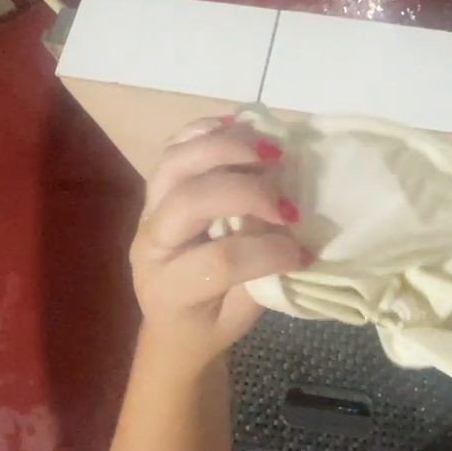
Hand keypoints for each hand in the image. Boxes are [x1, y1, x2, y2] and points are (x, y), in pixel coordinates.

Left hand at [128, 117, 307, 368]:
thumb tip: (290, 229)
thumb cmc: (210, 322)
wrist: (173, 322)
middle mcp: (150, 242)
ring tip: (272, 150)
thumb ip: (259, 274)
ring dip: (228, 148)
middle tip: (288, 202)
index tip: (303, 254)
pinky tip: (243, 127)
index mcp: (169, 287)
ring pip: (177, 161)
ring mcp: (148, 208)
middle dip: (248, 192)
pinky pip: (175, 146)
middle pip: (191, 199)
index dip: (268, 252)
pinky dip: (208, 130)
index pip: (219, 260)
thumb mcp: (239, 314)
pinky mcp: (156, 187)